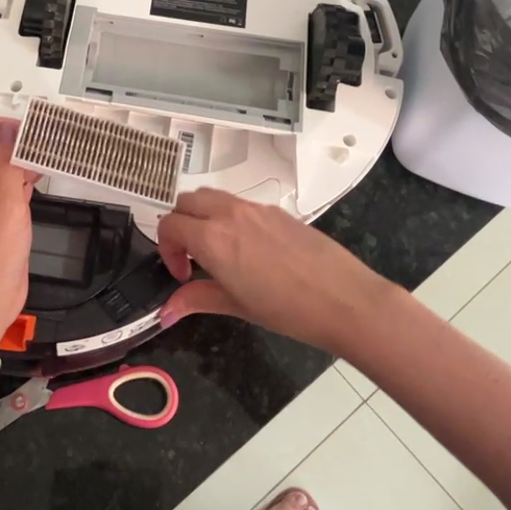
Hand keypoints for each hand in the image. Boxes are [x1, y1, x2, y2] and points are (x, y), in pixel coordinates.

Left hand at [0, 116, 39, 345]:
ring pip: (11, 165)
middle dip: (26, 138)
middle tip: (56, 136)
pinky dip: (33, 177)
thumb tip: (10, 128)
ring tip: (58, 149)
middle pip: (1, 146)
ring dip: (31, 157)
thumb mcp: (4, 205)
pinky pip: (18, 185)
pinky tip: (50, 173)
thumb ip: (8, 165)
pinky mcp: (6, 214)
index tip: (41, 127)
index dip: (13, 125)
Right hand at [156, 189, 391, 351]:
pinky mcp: (277, 210)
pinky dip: (229, 217)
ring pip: (212, 197)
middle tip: (191, 257)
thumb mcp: (237, 306)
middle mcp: (229, 214)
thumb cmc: (288, 309)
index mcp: (212, 238)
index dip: (166, 250)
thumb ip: (196, 300)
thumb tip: (165, 313)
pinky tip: (250, 250)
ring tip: (216, 249)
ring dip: (202, 216)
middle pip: (186, 201)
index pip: (169, 225)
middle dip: (179, 225)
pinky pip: (239, 203)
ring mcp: (255, 208)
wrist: (345, 299)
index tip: (182, 275)